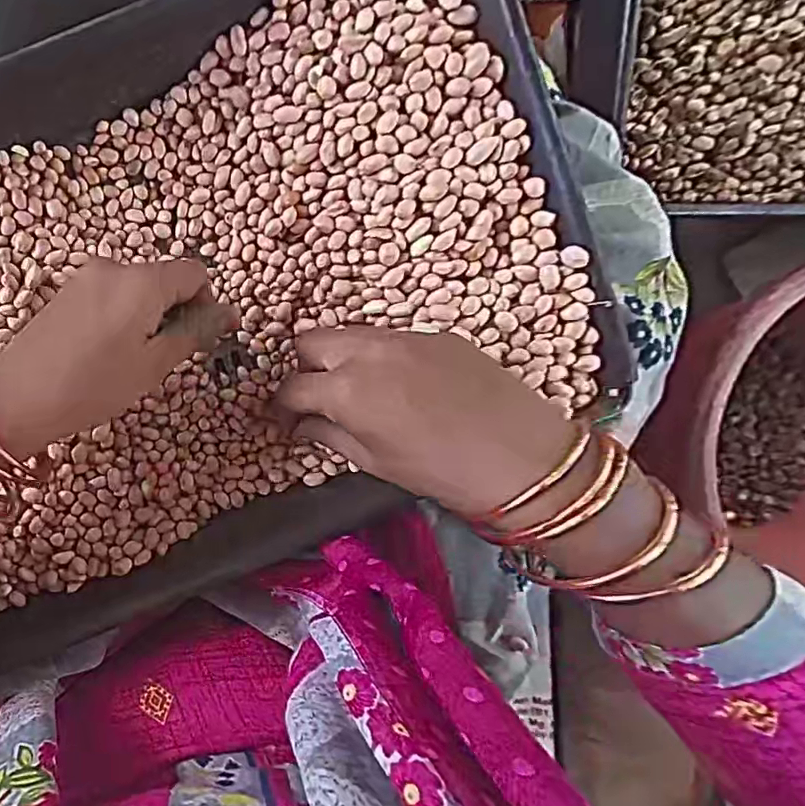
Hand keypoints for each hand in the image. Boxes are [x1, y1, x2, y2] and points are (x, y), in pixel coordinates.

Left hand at [0, 260, 235, 452]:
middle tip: (165, 355)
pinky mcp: (66, 292)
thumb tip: (228, 314)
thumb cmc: (93, 386)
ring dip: (148, 316)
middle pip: (164, 278)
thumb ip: (194, 332)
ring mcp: (85, 278)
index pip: (194, 272)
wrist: (18, 399)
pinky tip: (106, 351)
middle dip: (175, 310)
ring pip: (137, 288)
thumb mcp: (153, 365)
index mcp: (141, 281)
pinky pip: (110, 295)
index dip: (207, 302)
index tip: (202, 335)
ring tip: (131, 358)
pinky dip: (122, 316)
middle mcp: (113, 267)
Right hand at [272, 326, 576, 514]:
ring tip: (355, 389)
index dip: (281, 406)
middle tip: (316, 397)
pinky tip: (400, 384)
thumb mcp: (373, 461)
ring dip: (339, 357)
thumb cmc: (439, 471)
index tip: (287, 420)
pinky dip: (379, 356)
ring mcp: (404, 336)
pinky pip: (390, 338)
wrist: (523, 458)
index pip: (292, 387)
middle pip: (310, 341)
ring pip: (350, 334)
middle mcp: (367, 351)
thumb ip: (328, 435)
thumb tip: (302, 426)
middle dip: (303, 368)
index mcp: (345, 389)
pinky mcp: (435, 334)